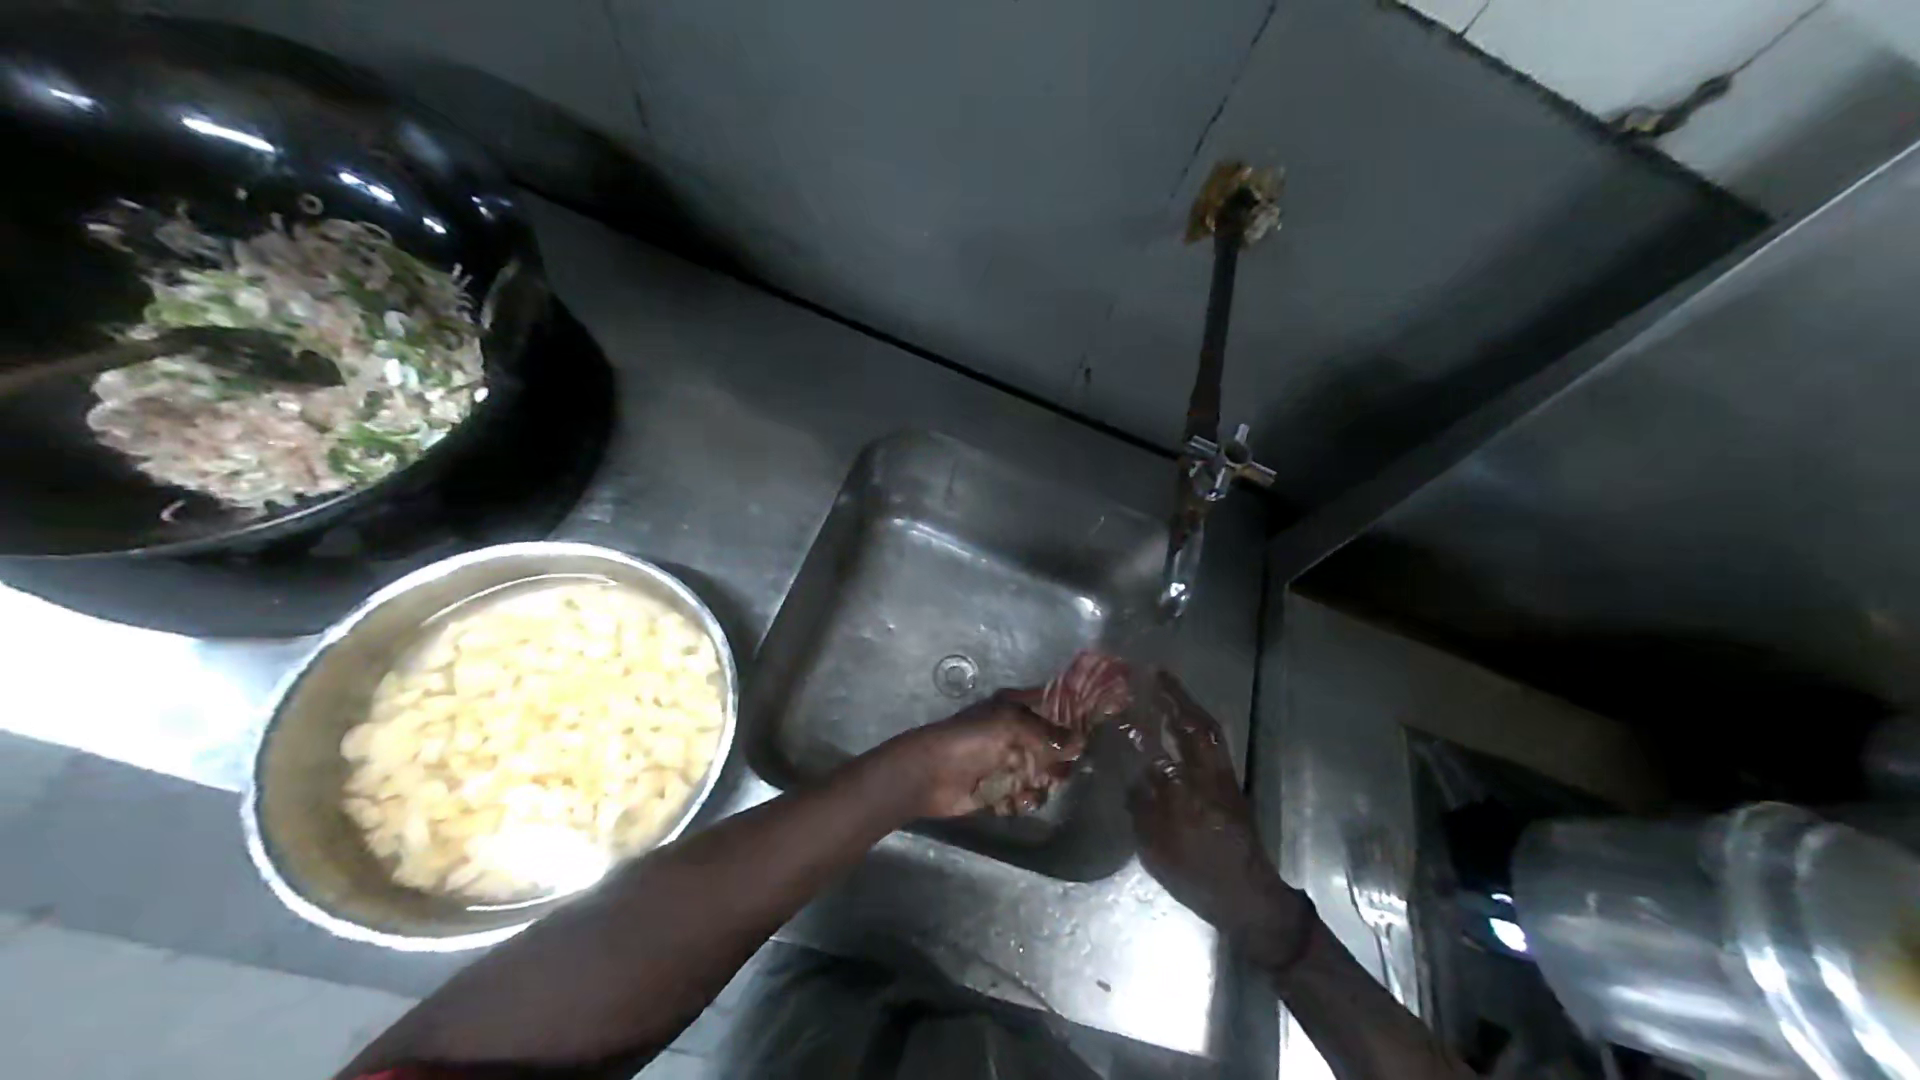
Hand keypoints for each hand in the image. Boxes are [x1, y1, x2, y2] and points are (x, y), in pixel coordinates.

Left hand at [870, 689, 1083, 818]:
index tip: (1095, 727)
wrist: (930, 774)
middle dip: (1058, 761)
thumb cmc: (970, 740)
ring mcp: (1009, 762)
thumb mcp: (1011, 725)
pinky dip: (1022, 801)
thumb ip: (1049, 732)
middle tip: (1052, 769)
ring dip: (1040, 784)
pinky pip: (1026, 797)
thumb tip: (1080, 742)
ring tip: (1026, 787)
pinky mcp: (1001, 790)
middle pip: (1055, 746)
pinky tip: (1011, 801)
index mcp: (1017, 707)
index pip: (1055, 705)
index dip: (1074, 714)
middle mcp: (1017, 733)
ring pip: (1044, 775)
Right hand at [1121, 671, 1313, 968]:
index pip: (1159, 748)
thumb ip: (1141, 808)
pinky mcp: (1232, 784)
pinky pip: (1214, 743)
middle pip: (1194, 728)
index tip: (1121, 700)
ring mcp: (1225, 779)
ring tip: (1169, 687)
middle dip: (1174, 698)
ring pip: (1209, 732)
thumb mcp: (1156, 850)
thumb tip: (1130, 774)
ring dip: (1189, 705)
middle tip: (1155, 674)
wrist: (1248, 898)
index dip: (1140, 722)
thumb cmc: (1196, 877)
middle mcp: (1208, 779)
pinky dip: (1199, 723)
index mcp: (1186, 797)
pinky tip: (1185, 719)